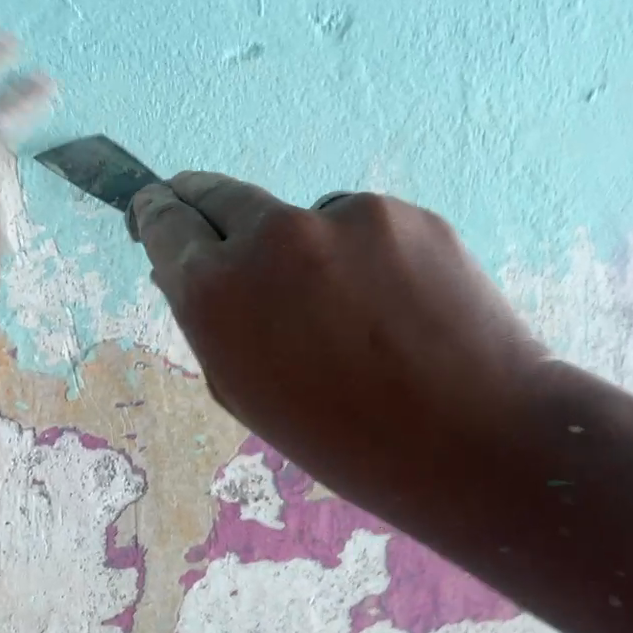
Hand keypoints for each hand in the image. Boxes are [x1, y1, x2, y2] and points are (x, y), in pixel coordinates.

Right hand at [129, 174, 547, 493]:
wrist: (480, 441)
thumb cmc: (338, 435)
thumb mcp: (238, 387)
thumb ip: (202, 318)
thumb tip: (182, 268)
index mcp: (213, 288)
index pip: (162, 218)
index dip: (152, 213)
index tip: (152, 210)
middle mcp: (266, 236)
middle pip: (212, 191)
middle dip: (204, 207)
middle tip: (222, 237)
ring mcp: (337, 216)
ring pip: (292, 216)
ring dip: (295, 244)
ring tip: (342, 306)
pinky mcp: (399, 211)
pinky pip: (353, 226)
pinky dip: (356, 253)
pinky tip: (391, 302)